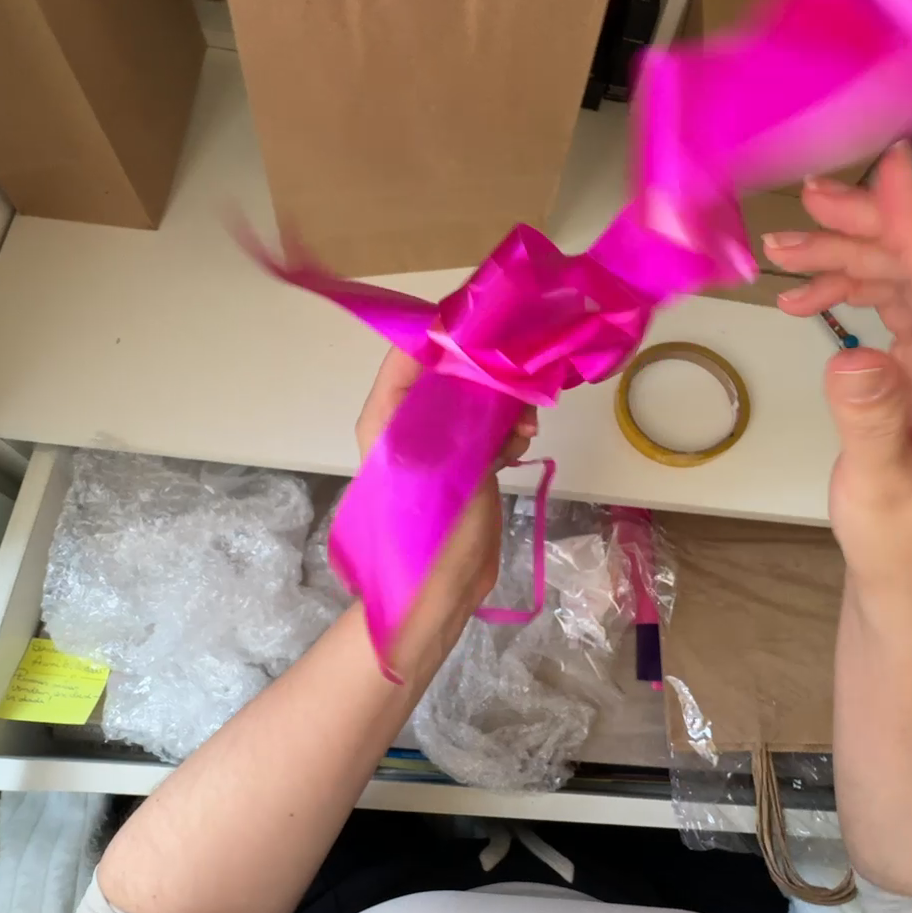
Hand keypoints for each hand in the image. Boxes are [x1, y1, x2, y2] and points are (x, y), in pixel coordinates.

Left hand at [354, 349, 537, 676]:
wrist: (439, 594)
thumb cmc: (429, 529)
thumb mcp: (443, 459)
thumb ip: (461, 406)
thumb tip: (491, 363)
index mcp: (386, 415)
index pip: (411, 351)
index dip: (448, 329)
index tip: (495, 318)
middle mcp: (408, 423)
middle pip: (449, 373)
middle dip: (488, 371)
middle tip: (521, 380)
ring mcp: (438, 445)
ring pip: (474, 401)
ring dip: (504, 404)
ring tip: (525, 425)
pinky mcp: (463, 466)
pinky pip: (486, 431)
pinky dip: (506, 431)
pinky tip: (521, 444)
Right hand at [762, 145, 911, 598]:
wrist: (909, 564)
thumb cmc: (901, 539)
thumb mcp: (879, 491)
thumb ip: (871, 422)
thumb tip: (851, 355)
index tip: (890, 172)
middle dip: (884, 227)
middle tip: (811, 204)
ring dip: (859, 252)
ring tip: (788, 247)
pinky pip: (905, 301)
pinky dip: (855, 287)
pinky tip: (806, 295)